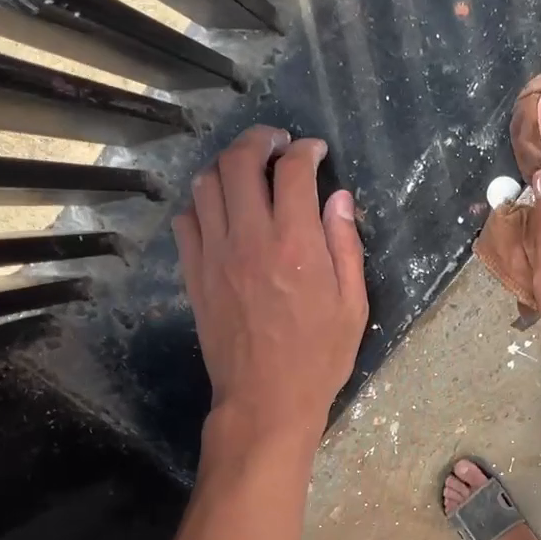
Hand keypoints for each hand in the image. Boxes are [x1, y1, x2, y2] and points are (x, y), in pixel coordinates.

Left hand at [173, 125, 367, 450]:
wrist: (266, 400)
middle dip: (260, 140)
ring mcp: (215, 254)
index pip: (293, 171)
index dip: (304, 149)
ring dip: (228, 166)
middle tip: (277, 143)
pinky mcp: (194, 273)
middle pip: (240, 162)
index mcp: (297, 245)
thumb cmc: (320, 358)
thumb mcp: (353, 306)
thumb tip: (339, 198)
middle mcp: (251, 238)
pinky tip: (222, 211)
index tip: (314, 150)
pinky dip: (203, 202)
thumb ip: (346, 246)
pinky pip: (187, 219)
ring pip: (207, 183)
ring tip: (248, 171)